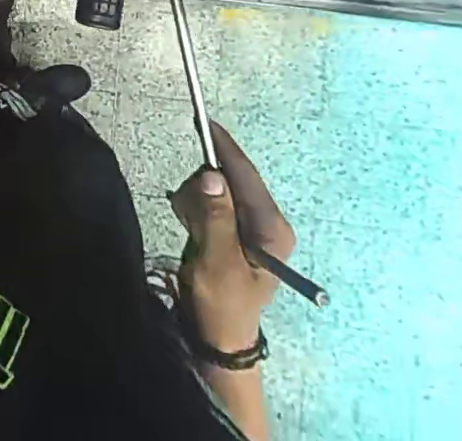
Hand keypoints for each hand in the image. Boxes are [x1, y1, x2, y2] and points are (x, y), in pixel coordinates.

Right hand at [170, 122, 296, 355]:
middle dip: (203, 191)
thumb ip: (215, 217)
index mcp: (271, 227)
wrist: (216, 340)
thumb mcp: (217, 263)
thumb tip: (211, 174)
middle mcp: (263, 219)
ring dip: (195, 203)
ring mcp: (247, 223)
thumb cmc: (222, 305)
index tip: (205, 122)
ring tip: (193, 233)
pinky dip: (193, 209)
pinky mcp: (230, 227)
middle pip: (227, 179)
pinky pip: (206, 201)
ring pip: (212, 188)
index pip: (246, 175)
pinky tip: (192, 230)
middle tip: (190, 219)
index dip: (225, 148)